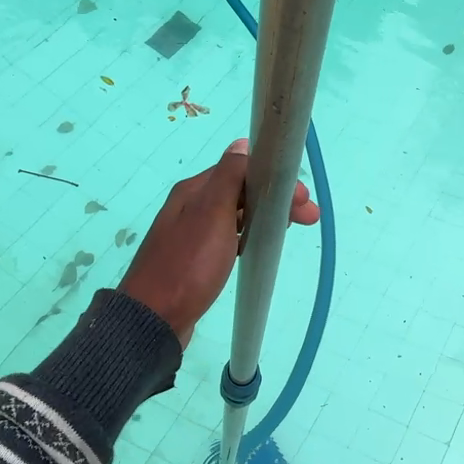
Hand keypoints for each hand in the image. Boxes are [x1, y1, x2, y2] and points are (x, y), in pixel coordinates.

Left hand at [118, 138, 319, 346]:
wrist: (154, 319)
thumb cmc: (188, 264)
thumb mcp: (211, 214)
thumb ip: (229, 177)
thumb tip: (242, 144)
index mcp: (194, 191)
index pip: (241, 170)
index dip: (274, 179)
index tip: (302, 198)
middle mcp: (192, 206)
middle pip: (241, 192)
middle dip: (276, 199)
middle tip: (309, 218)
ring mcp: (193, 233)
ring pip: (236, 215)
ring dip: (266, 217)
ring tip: (291, 231)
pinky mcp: (196, 259)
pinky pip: (229, 237)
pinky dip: (250, 236)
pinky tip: (260, 246)